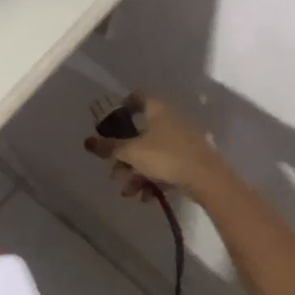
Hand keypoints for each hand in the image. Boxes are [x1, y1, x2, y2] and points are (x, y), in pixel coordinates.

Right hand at [83, 93, 227, 196]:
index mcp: (157, 110)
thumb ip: (109, 147)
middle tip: (114, 171)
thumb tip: (87, 142)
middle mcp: (170, 121)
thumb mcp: (132, 152)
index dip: (122, 107)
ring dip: (135, 173)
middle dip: (124, 155)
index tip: (110, 123)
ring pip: (151, 154)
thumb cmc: (166, 156)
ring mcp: (181, 141)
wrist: (207, 179)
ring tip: (127, 192)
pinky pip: (164, 167)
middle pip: (140, 133)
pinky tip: (145, 197)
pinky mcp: (189, 160)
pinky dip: (152, 179)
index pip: (137, 97)